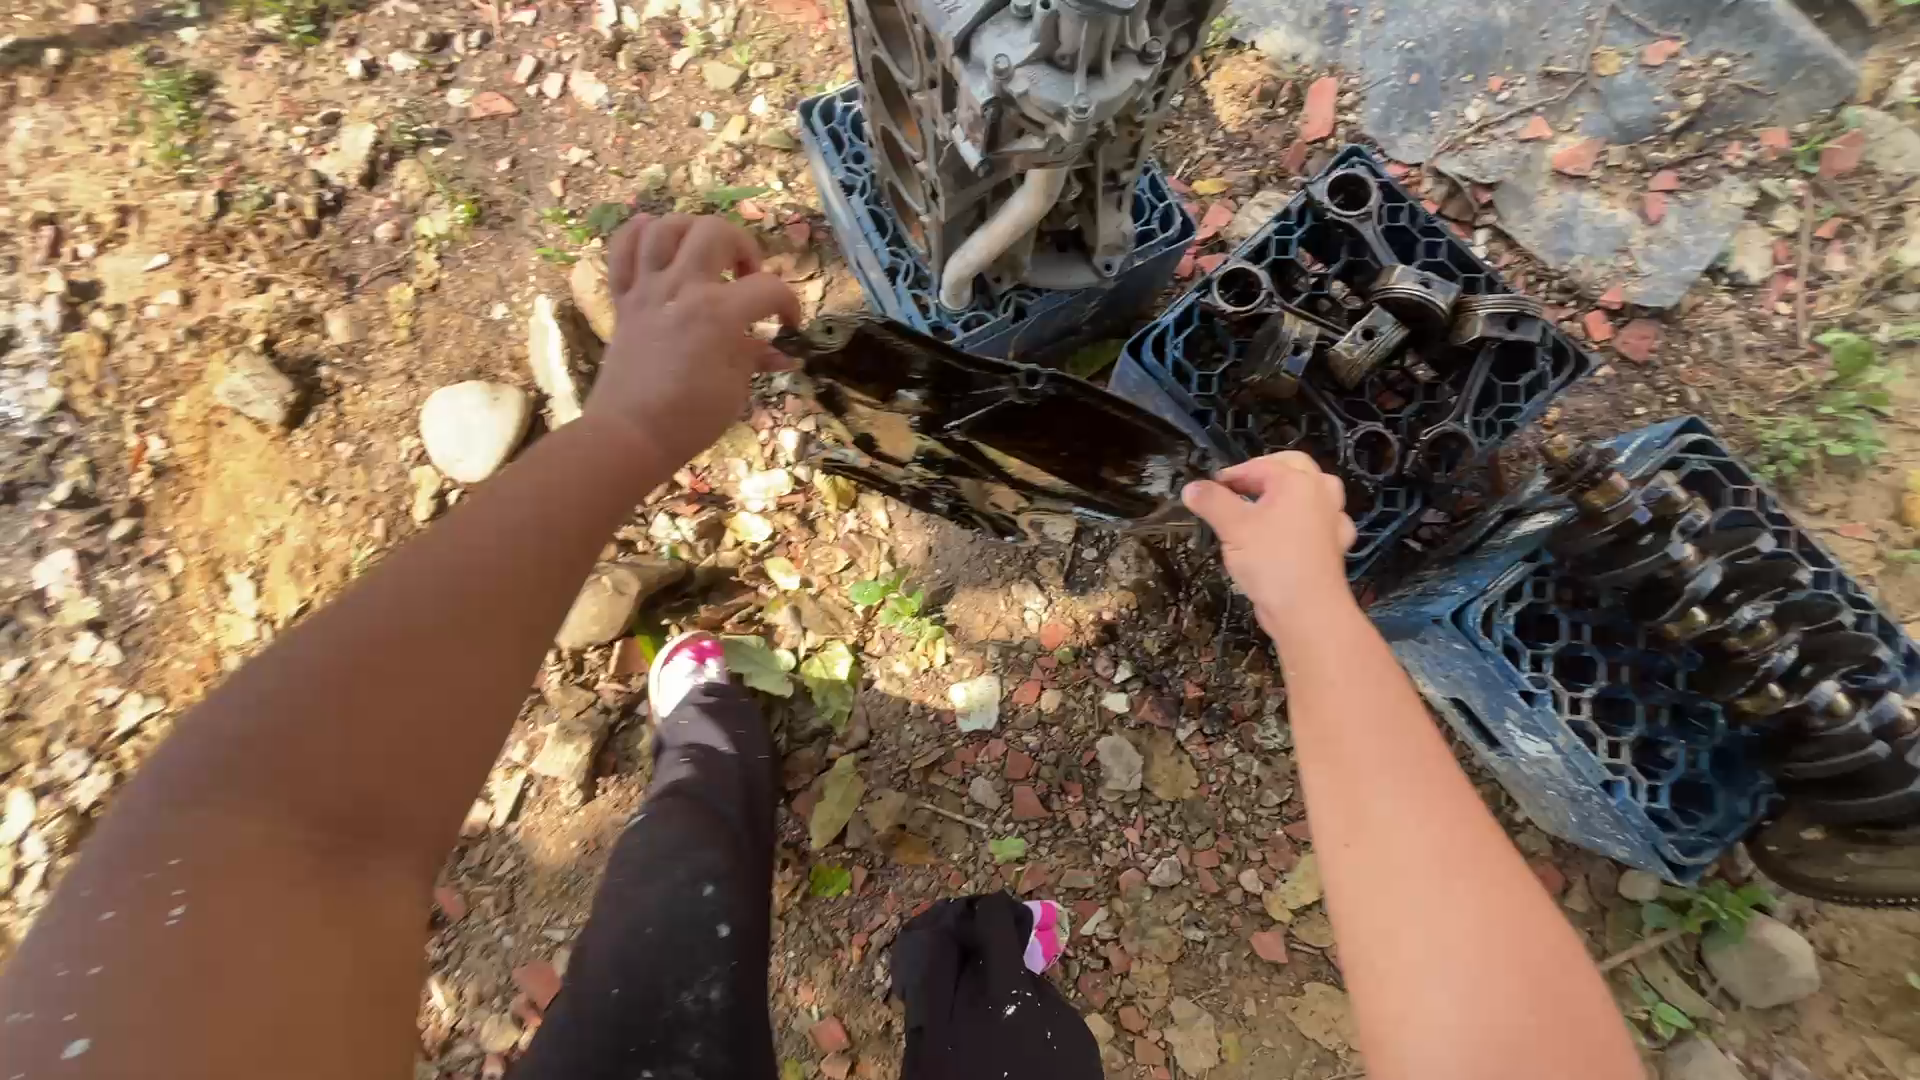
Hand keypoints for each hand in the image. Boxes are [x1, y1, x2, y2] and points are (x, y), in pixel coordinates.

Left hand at [584, 213, 801, 465]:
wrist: (632, 433)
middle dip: (743, 247)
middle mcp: (682, 289)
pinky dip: (637, 235)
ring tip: (706, 255)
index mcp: (718, 313)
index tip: (790, 325)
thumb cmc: (692, 417)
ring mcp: (648, 291)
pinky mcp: (623, 301)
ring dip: (692, 232)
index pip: (769, 289)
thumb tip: (783, 353)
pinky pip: (622, 251)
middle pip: (715, 233)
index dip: (790, 304)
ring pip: (664, 229)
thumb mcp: (736, 388)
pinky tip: (654, 236)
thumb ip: (756, 357)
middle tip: (748, 276)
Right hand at [1181, 451, 1358, 639]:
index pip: (1260, 466)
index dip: (1232, 474)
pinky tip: (1294, 531)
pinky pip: (1322, 521)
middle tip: (1240, 487)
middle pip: (1295, 468)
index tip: (1210, 489)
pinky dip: (1307, 519)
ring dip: (1292, 491)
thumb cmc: (1270, 560)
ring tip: (1269, 502)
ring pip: (1314, 491)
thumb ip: (1211, 502)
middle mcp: (1321, 494)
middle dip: (1266, 472)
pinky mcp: (1335, 545)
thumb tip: (1191, 487)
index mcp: (1297, 482)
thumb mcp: (1232, 527)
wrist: (1307, 609)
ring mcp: (1333, 520)